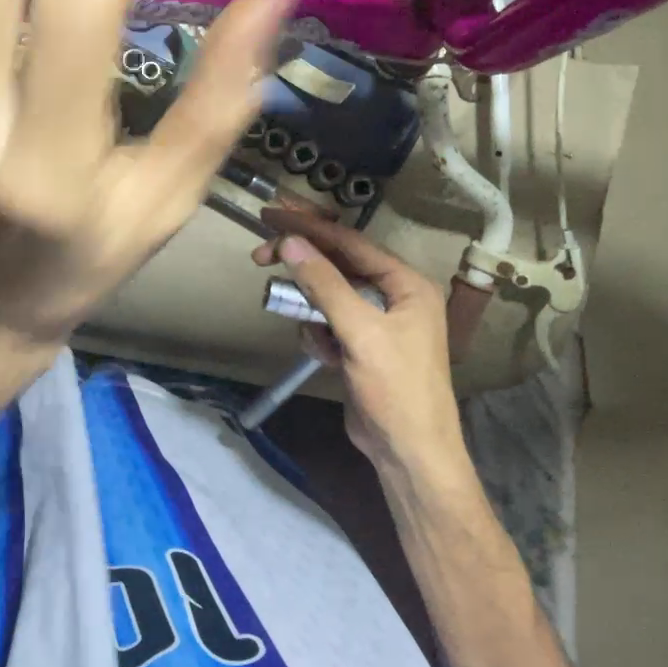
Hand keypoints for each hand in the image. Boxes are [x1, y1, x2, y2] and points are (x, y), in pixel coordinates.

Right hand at [251, 208, 466, 475]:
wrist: (408, 452)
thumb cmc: (396, 389)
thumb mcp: (360, 332)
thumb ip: (324, 284)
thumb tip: (290, 243)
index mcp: (406, 284)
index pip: (350, 242)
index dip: (309, 226)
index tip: (271, 214)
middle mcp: (394, 296)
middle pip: (337, 264)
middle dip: (302, 265)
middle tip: (259, 256)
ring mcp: (376, 321)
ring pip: (326, 295)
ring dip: (309, 310)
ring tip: (310, 332)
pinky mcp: (359, 345)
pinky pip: (326, 322)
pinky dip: (316, 334)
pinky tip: (323, 357)